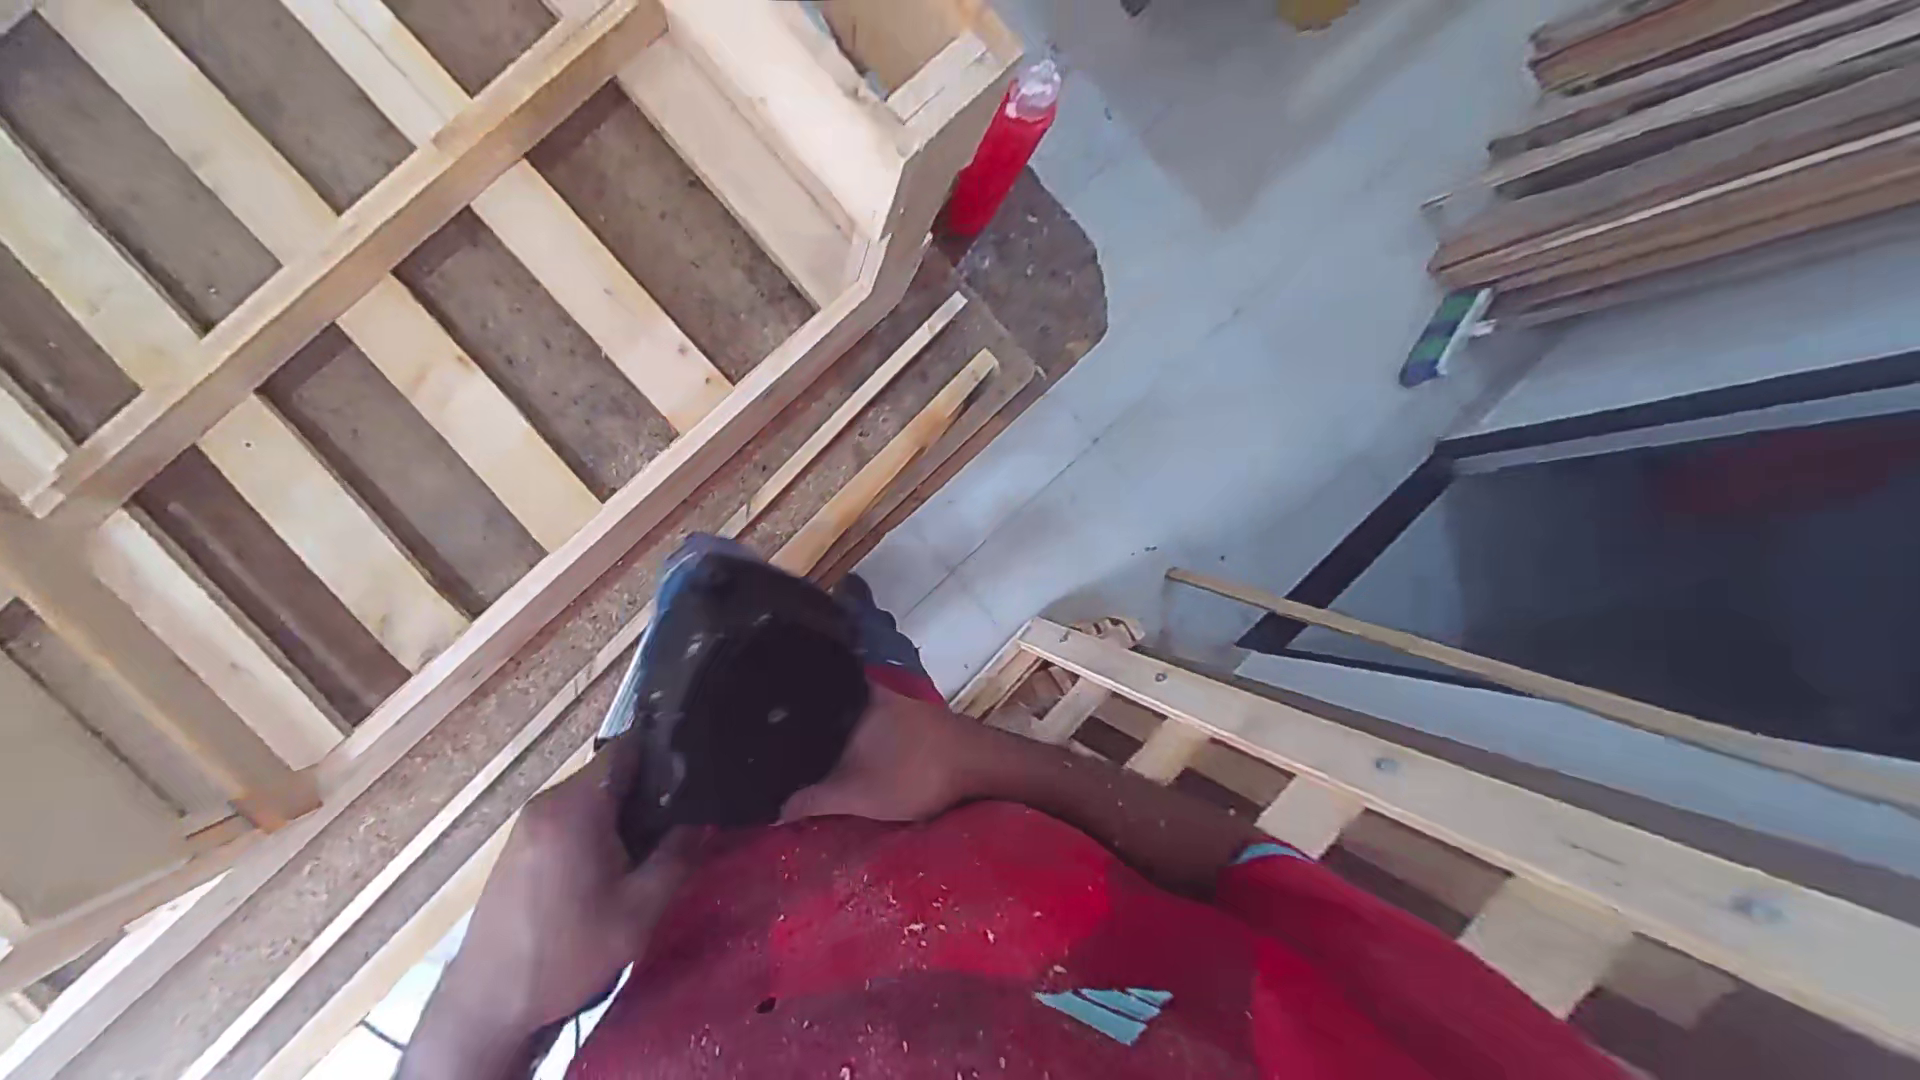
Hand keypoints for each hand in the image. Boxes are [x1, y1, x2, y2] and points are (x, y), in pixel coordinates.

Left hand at [401, 739, 703, 1079]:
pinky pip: (573, 813)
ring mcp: (529, 823)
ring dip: (626, 807)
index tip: (697, 767)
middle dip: (651, 785)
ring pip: (594, 793)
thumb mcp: (640, 908)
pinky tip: (617, 857)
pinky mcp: (521, 844)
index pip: (628, 747)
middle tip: (684, 810)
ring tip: (657, 835)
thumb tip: (704, 816)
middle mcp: (547, 802)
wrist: (485, 1010)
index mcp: (575, 806)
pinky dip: (600, 823)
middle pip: (613, 770)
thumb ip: (678, 853)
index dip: (667, 749)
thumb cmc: (567, 952)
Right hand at [780, 684, 995, 823]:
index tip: (768, 737)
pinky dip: (867, 742)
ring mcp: (900, 702)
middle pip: (833, 711)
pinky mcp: (918, 717)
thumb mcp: (855, 795)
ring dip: (844, 740)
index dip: (788, 722)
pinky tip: (862, 760)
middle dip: (816, 734)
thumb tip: (773, 812)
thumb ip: (812, 802)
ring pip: (858, 719)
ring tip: (818, 764)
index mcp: (856, 696)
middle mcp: (876, 690)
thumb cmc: (913, 774)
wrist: (981, 766)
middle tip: (790, 758)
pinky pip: (879, 725)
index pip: (809, 700)